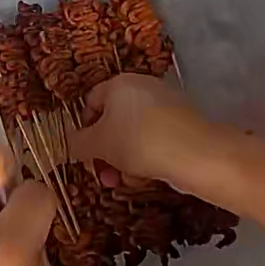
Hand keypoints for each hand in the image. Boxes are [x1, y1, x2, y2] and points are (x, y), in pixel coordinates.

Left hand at [0, 130, 56, 265]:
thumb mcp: (14, 242)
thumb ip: (32, 196)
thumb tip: (41, 186)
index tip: (12, 181)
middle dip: (16, 174)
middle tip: (35, 204)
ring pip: (7, 189)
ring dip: (31, 197)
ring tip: (45, 223)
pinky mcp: (0, 248)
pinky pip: (19, 213)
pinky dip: (37, 216)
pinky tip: (48, 236)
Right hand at [70, 74, 237, 200]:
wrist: (195, 152)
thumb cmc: (138, 141)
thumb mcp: (98, 144)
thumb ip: (77, 143)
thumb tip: (70, 143)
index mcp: (120, 83)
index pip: (90, 102)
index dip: (83, 129)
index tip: (83, 154)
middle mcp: (142, 87)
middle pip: (113, 121)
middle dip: (104, 152)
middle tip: (103, 175)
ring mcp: (165, 104)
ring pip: (133, 134)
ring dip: (123, 160)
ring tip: (124, 182)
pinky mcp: (181, 122)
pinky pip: (154, 139)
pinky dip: (146, 157)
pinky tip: (144, 177)